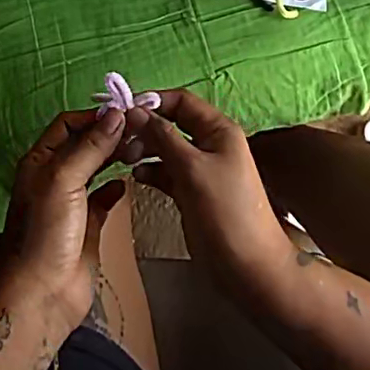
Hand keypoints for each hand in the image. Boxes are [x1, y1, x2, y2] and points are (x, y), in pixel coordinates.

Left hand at [0, 107, 130, 335]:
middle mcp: (55, 176)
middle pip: (85, 143)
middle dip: (109, 133)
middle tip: (139, 129)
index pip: (69, 124)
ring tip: (139, 148)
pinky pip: (104, 196)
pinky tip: (128, 182)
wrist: (40, 296)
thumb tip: (117, 115)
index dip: (95, 116)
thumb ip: (90, 146)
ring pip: (96, 167)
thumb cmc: (44, 233)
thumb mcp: (63, 179)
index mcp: (41, 160)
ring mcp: (72, 200)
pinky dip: (116, 186)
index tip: (125, 113)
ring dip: (115, 155)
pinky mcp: (88, 224)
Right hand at [130, 90, 296, 294]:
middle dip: (146, 127)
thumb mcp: (193, 168)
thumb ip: (163, 137)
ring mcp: (200, 169)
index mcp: (218, 130)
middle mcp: (209, 144)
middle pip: (171, 123)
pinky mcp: (191, 192)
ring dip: (145, 149)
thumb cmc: (226, 211)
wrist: (249, 268)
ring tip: (125, 158)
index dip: (153, 101)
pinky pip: (166, 172)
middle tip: (120, 138)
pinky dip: (151, 171)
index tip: (124, 110)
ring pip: (166, 148)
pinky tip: (137, 177)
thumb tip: (135, 111)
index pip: (182, 102)